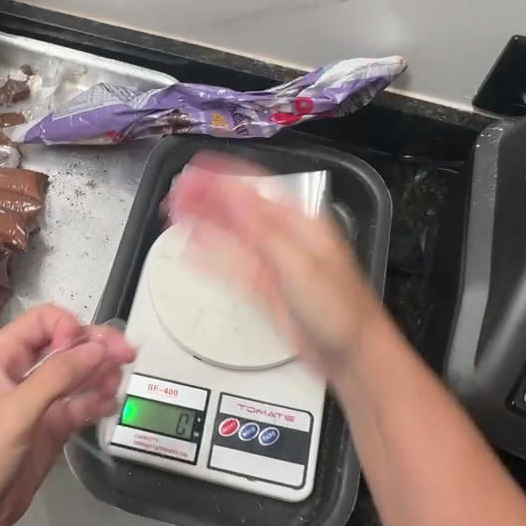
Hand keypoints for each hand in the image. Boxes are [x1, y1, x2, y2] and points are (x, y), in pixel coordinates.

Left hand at [0, 305, 134, 525]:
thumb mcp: (15, 412)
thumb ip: (57, 376)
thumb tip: (98, 347)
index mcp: (0, 357)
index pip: (43, 321)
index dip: (70, 328)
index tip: (90, 350)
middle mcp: (19, 373)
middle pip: (65, 345)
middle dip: (95, 346)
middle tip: (128, 354)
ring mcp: (36, 402)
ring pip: (75, 375)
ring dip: (99, 373)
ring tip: (119, 382)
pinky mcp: (48, 429)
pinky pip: (77, 406)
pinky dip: (94, 402)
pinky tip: (110, 405)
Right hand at [166, 152, 392, 379]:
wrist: (350, 353)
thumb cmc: (341, 309)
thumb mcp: (300, 263)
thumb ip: (263, 230)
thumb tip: (235, 197)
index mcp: (300, 222)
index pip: (254, 188)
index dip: (222, 176)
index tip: (193, 171)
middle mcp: (284, 237)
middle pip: (238, 208)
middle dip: (207, 198)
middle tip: (175, 193)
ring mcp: (272, 263)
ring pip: (230, 234)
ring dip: (204, 222)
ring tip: (175, 212)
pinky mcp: (263, 288)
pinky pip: (230, 264)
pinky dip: (210, 254)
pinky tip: (191, 247)